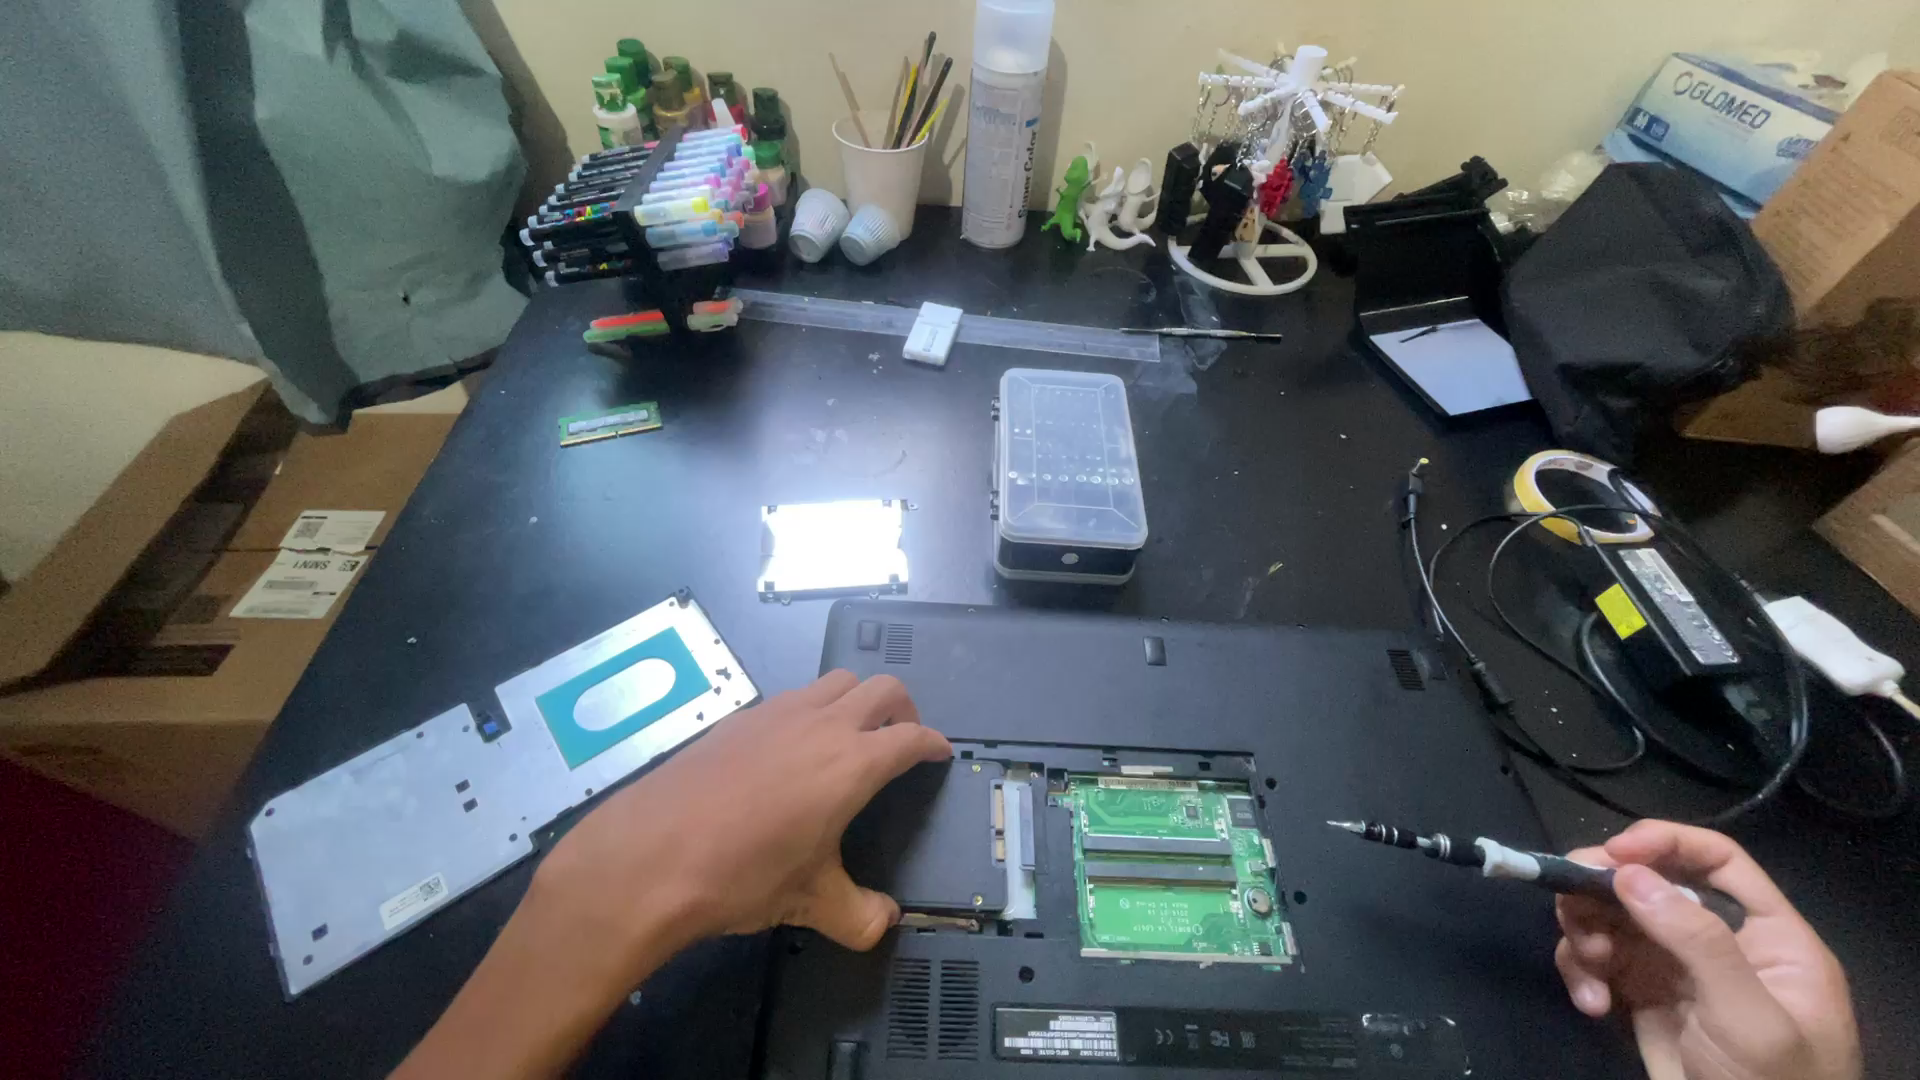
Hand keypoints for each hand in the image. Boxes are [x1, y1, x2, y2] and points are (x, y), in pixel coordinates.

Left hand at [532, 670, 950, 978]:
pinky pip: (794, 696)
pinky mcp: (742, 717)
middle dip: (903, 706)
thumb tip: (884, 923)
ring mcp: (779, 713)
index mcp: (852, 763)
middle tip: (901, 735)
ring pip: (836, 681)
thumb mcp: (809, 902)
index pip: (911, 736)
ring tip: (850, 733)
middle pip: (881, 687)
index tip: (940, 752)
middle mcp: (823, 724)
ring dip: (856, 699)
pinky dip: (811, 708)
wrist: (650, 855)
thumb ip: (859, 915)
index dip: (933, 743)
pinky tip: (791, 746)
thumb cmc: (743, 874)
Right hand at [1553, 820, 1859, 1079]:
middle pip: (1644, 880)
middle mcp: (1716, 940)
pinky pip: (1592, 957)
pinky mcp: (1636, 989)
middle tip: (1572, 909)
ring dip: (1583, 933)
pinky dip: (1580, 972)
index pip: (1716, 859)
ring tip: (1590, 969)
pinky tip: (1592, 1005)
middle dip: (1599, 892)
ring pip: (1606, 914)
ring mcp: (1672, 965)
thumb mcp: (1749, 1021)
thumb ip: (1697, 941)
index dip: (1661, 842)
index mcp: (1767, 939)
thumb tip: (1627, 872)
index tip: (1610, 855)